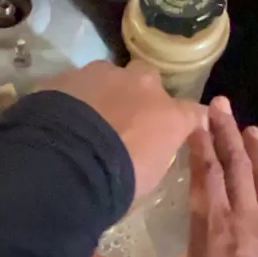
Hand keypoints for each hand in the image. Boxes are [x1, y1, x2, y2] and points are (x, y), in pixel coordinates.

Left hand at [43, 61, 201, 198]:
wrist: (64, 164)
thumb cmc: (117, 183)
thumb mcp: (149, 177)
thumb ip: (155, 153)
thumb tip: (148, 150)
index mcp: (170, 115)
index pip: (193, 112)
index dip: (186, 119)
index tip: (182, 128)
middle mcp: (144, 86)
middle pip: (150, 79)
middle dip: (141, 94)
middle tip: (125, 117)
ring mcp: (106, 74)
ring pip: (112, 75)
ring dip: (107, 91)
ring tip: (89, 115)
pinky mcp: (72, 73)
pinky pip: (79, 81)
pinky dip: (76, 95)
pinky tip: (64, 114)